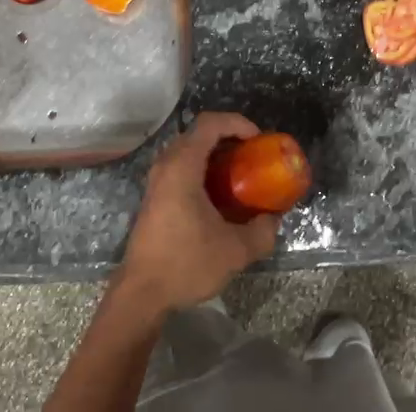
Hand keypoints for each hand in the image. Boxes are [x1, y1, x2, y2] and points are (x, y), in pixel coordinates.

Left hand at [117, 112, 279, 310]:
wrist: (142, 292)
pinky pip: (180, 168)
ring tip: (239, 175)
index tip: (258, 140)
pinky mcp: (154, 197)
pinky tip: (218, 197)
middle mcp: (166, 165)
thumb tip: (273, 218)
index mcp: (182, 166)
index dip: (236, 123)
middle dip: (228, 138)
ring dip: (214, 155)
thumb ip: (262, 232)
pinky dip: (202, 170)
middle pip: (198, 134)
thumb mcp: (235, 251)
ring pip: (188, 151)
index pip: (209, 123)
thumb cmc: (186, 263)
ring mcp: (156, 181)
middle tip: (252, 156)